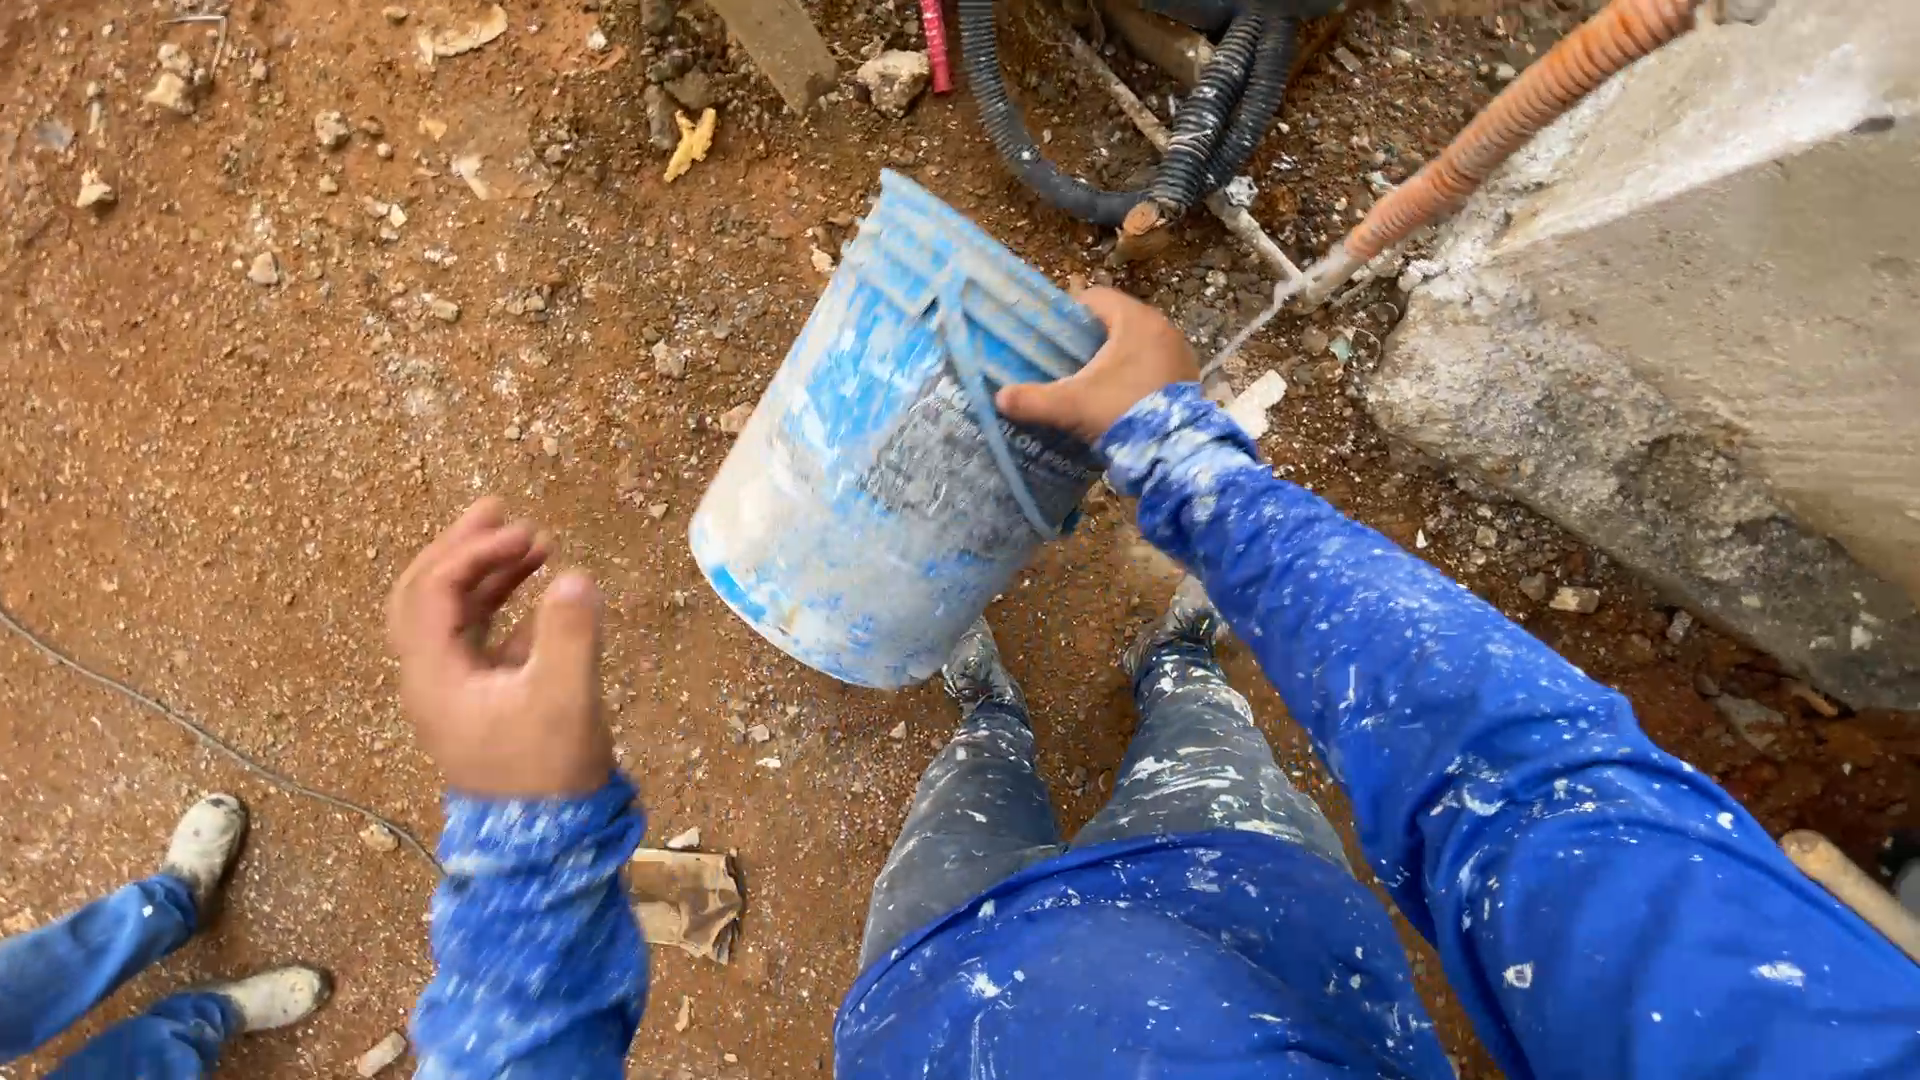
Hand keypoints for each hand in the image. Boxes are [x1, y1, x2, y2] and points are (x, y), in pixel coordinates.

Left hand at [386, 498, 612, 798]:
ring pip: (454, 615)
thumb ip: (569, 634)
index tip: (527, 533)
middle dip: (461, 548)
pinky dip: (506, 606)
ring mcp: (457, 688)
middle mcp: (434, 676)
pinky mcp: (486, 698)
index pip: (431, 593)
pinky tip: (543, 592)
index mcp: (435, 675)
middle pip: (426, 596)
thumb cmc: (549, 770)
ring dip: (487, 574)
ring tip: (532, 543)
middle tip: (500, 510)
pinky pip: (483, 638)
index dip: (473, 553)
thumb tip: (576, 575)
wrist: (547, 838)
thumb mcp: (564, 698)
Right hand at [995, 287, 1198, 442]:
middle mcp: (1162, 328)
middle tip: (1066, 361)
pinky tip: (1118, 397)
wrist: (1172, 451)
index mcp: (1135, 320)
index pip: (1095, 297)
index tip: (1052, 336)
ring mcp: (1179, 353)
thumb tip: (1000, 398)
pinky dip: (1134, 373)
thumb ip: (1033, 399)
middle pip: (1116, 320)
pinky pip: (1153, 364)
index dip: (1069, 312)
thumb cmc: (1122, 413)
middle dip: (1090, 338)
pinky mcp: (1187, 377)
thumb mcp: (1071, 406)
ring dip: (1114, 357)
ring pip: (1135, 343)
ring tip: (1090, 381)